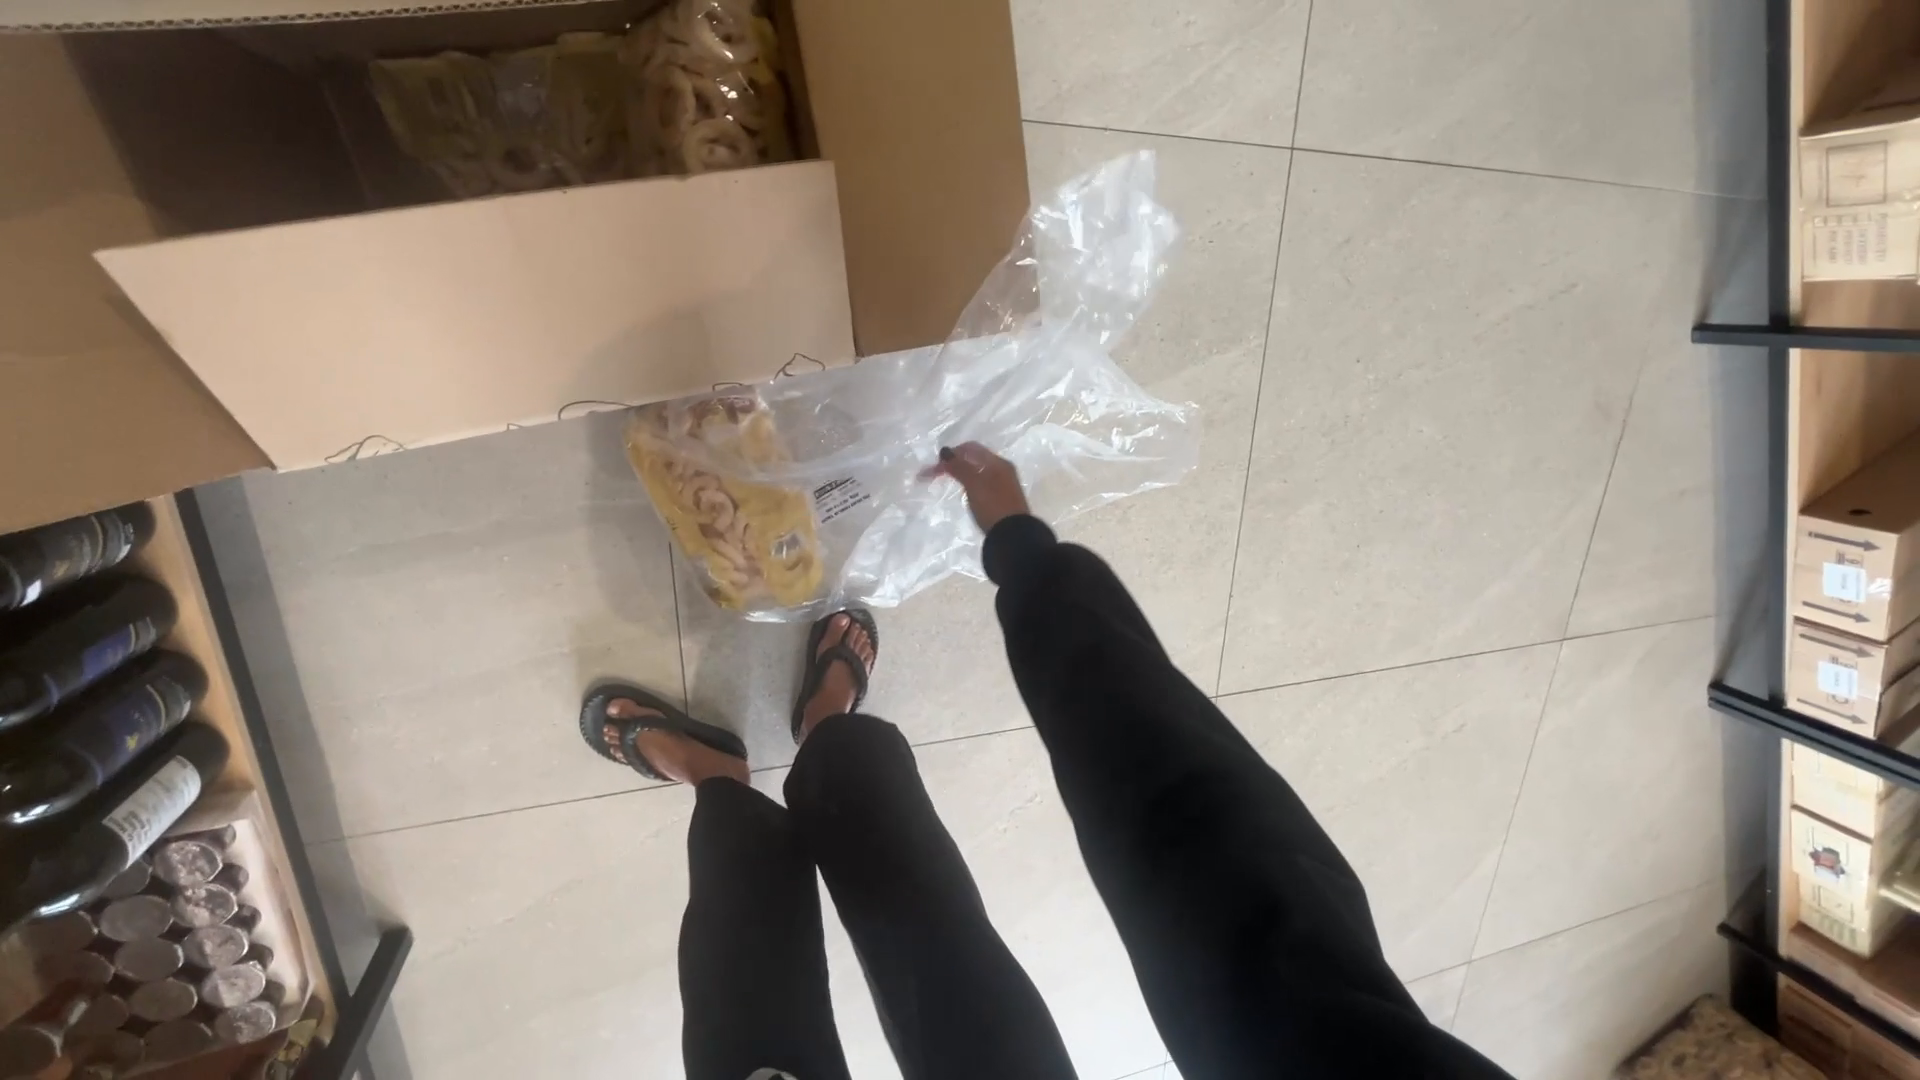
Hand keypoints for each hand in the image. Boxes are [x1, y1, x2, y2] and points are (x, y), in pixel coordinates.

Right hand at [923, 442, 1031, 531]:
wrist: (1013, 535)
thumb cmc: (992, 506)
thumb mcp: (973, 484)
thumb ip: (959, 467)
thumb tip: (945, 451)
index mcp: (998, 462)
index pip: (971, 448)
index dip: (951, 453)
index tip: (934, 467)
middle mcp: (1002, 469)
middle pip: (974, 458)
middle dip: (954, 463)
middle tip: (935, 474)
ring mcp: (1004, 484)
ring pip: (978, 471)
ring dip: (961, 473)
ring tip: (947, 481)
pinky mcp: (1002, 498)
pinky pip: (982, 483)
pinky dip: (970, 483)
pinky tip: (964, 492)